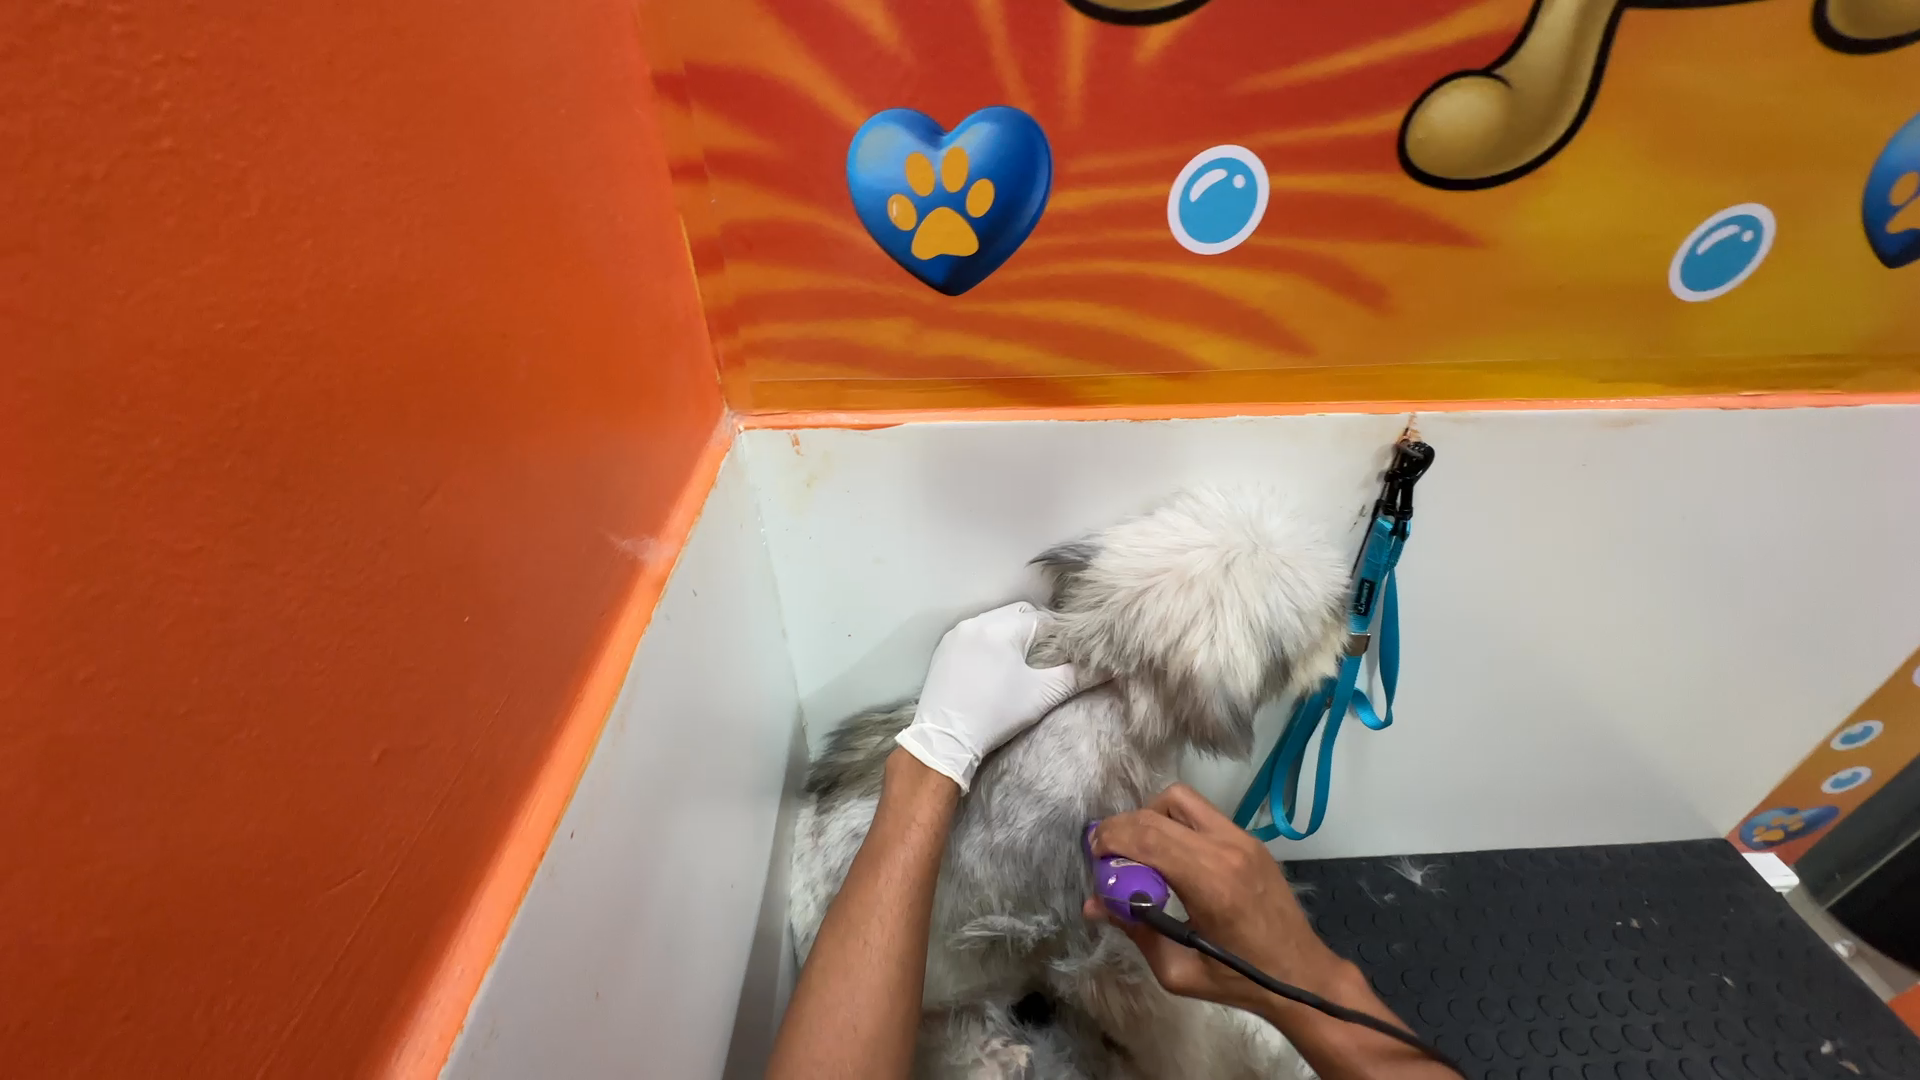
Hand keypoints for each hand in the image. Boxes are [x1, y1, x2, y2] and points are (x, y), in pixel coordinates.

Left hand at [895, 602, 1088, 792]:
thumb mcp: (1042, 695)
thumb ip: (1077, 676)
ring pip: (996, 621)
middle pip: (1018, 614)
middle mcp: (977, 622)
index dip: (1059, 635)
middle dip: (1035, 631)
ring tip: (1021, 663)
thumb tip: (1109, 667)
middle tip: (1046, 657)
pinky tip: (995, 666)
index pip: (1042, 618)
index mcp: (1001, 627)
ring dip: (1012, 635)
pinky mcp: (945, 648)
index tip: (1067, 653)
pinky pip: (976, 634)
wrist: (945, 738)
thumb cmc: (996, 714)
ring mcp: (958, 633)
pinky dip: (990, 642)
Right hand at [1085, 784, 1344, 1014]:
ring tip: (1138, 847)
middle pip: (1155, 814)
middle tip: (1104, 850)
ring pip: (1178, 798)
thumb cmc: (1241, 981)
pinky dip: (1172, 820)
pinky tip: (1168, 850)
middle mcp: (1225, 849)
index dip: (1111, 839)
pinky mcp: (1247, 837)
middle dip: (1120, 826)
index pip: (1147, 838)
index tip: (1093, 855)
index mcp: (1210, 884)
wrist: (1305, 977)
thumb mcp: (1179, 971)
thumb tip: (1093, 905)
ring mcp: (1239, 838)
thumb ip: (1134, 931)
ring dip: (1148, 816)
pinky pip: (1199, 810)